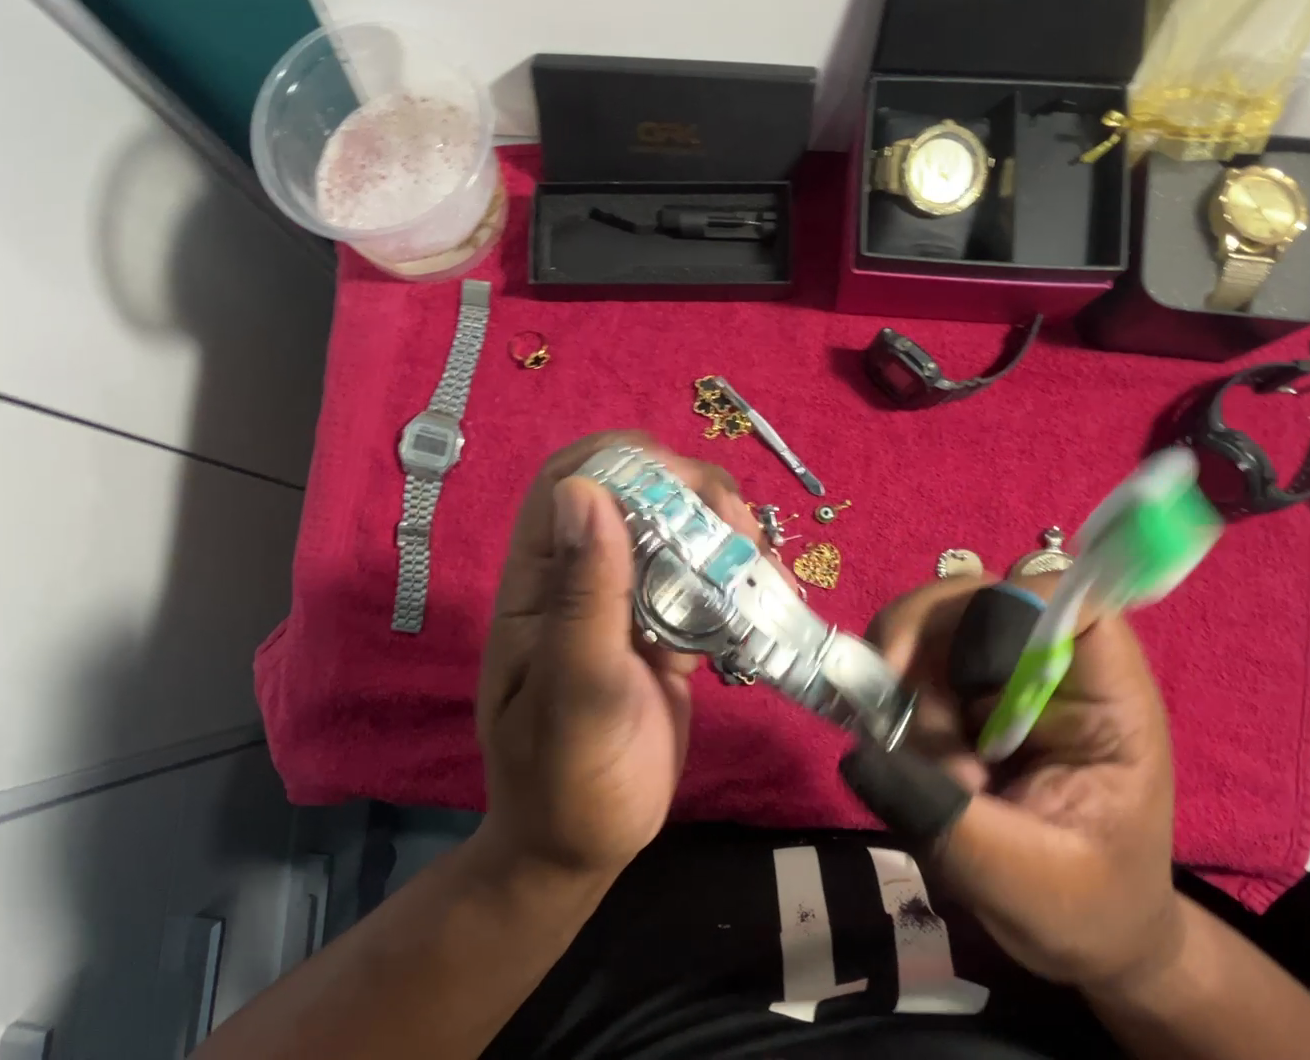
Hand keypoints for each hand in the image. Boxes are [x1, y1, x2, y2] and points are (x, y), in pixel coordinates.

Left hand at [475, 432, 755, 879]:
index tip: (685, 484)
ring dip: (725, 536)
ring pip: (677, 535)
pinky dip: (740, 582)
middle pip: (636, 495)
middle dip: (692, 495)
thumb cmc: (565, 783)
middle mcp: (581, 580)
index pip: (568, 481)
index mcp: (538, 584)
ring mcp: (627, 606)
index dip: (624, 461)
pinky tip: (772, 600)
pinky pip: (704, 585)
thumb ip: (582, 597)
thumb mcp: (574, 694)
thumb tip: (586, 492)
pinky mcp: (665, 635)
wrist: (582, 849)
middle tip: (742, 531)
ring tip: (766, 567)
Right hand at [850, 573, 1183, 989]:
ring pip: (932, 631)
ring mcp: (1003, 683)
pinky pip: (911, 672)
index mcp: (1105, 701)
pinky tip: (905, 761)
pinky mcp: (963, 702)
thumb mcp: (1023, 881)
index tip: (941, 662)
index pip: (1070, 601)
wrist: (1084, 935)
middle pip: (979, 597)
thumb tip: (862, 754)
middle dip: (924, 651)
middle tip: (904, 729)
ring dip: (903, 692)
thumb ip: (947, 819)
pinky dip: (888, 705)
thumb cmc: (1086, 909)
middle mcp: (1052, 672)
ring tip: (923, 772)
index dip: (1005, 603)